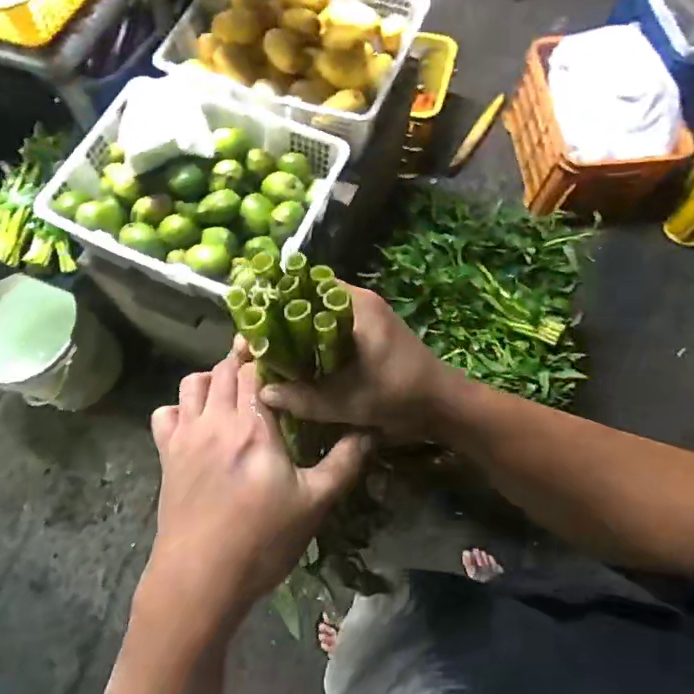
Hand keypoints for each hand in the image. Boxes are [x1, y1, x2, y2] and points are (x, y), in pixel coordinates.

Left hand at [142, 351, 367, 634]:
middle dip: (245, 362)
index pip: (256, 368)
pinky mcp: (166, 454)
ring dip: (213, 378)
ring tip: (234, 393)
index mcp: (254, 427)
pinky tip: (198, 422)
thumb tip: (371, 431)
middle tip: (267, 372)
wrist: (199, 579)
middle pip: (224, 368)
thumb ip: (343, 463)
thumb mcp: (314, 504)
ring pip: (192, 382)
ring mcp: (186, 436)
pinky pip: (165, 412)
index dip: (271, 357)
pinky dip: (181, 407)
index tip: (289, 360)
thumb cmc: (261, 542)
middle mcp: (216, 420)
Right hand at [256, 284, 458, 440]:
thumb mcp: (349, 401)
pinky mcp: (368, 335)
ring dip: (295, 335)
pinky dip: (312, 345)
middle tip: (252, 344)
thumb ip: (305, 398)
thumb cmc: (400, 395)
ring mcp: (364, 318)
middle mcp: (358, 303)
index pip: (304, 286)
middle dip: (279, 322)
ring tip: (267, 355)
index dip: (273, 301)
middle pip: (306, 302)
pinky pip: (330, 332)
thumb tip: (263, 392)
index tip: (250, 323)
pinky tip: (295, 365)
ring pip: (317, 318)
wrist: (443, 407)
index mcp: (355, 305)